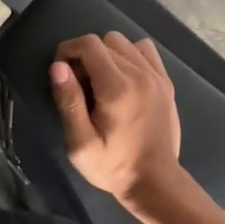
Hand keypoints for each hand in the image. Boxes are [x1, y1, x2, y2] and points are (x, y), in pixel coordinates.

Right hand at [50, 33, 180, 201]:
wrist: (156, 182)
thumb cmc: (113, 166)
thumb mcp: (80, 143)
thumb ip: (69, 102)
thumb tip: (58, 66)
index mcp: (116, 88)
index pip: (89, 44)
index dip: (68, 51)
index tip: (62, 74)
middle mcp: (140, 74)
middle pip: (105, 41)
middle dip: (85, 55)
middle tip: (81, 86)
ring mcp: (157, 77)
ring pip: (125, 43)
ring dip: (107, 54)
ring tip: (101, 82)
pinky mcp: (166, 83)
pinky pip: (145, 51)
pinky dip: (129, 55)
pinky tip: (124, 79)